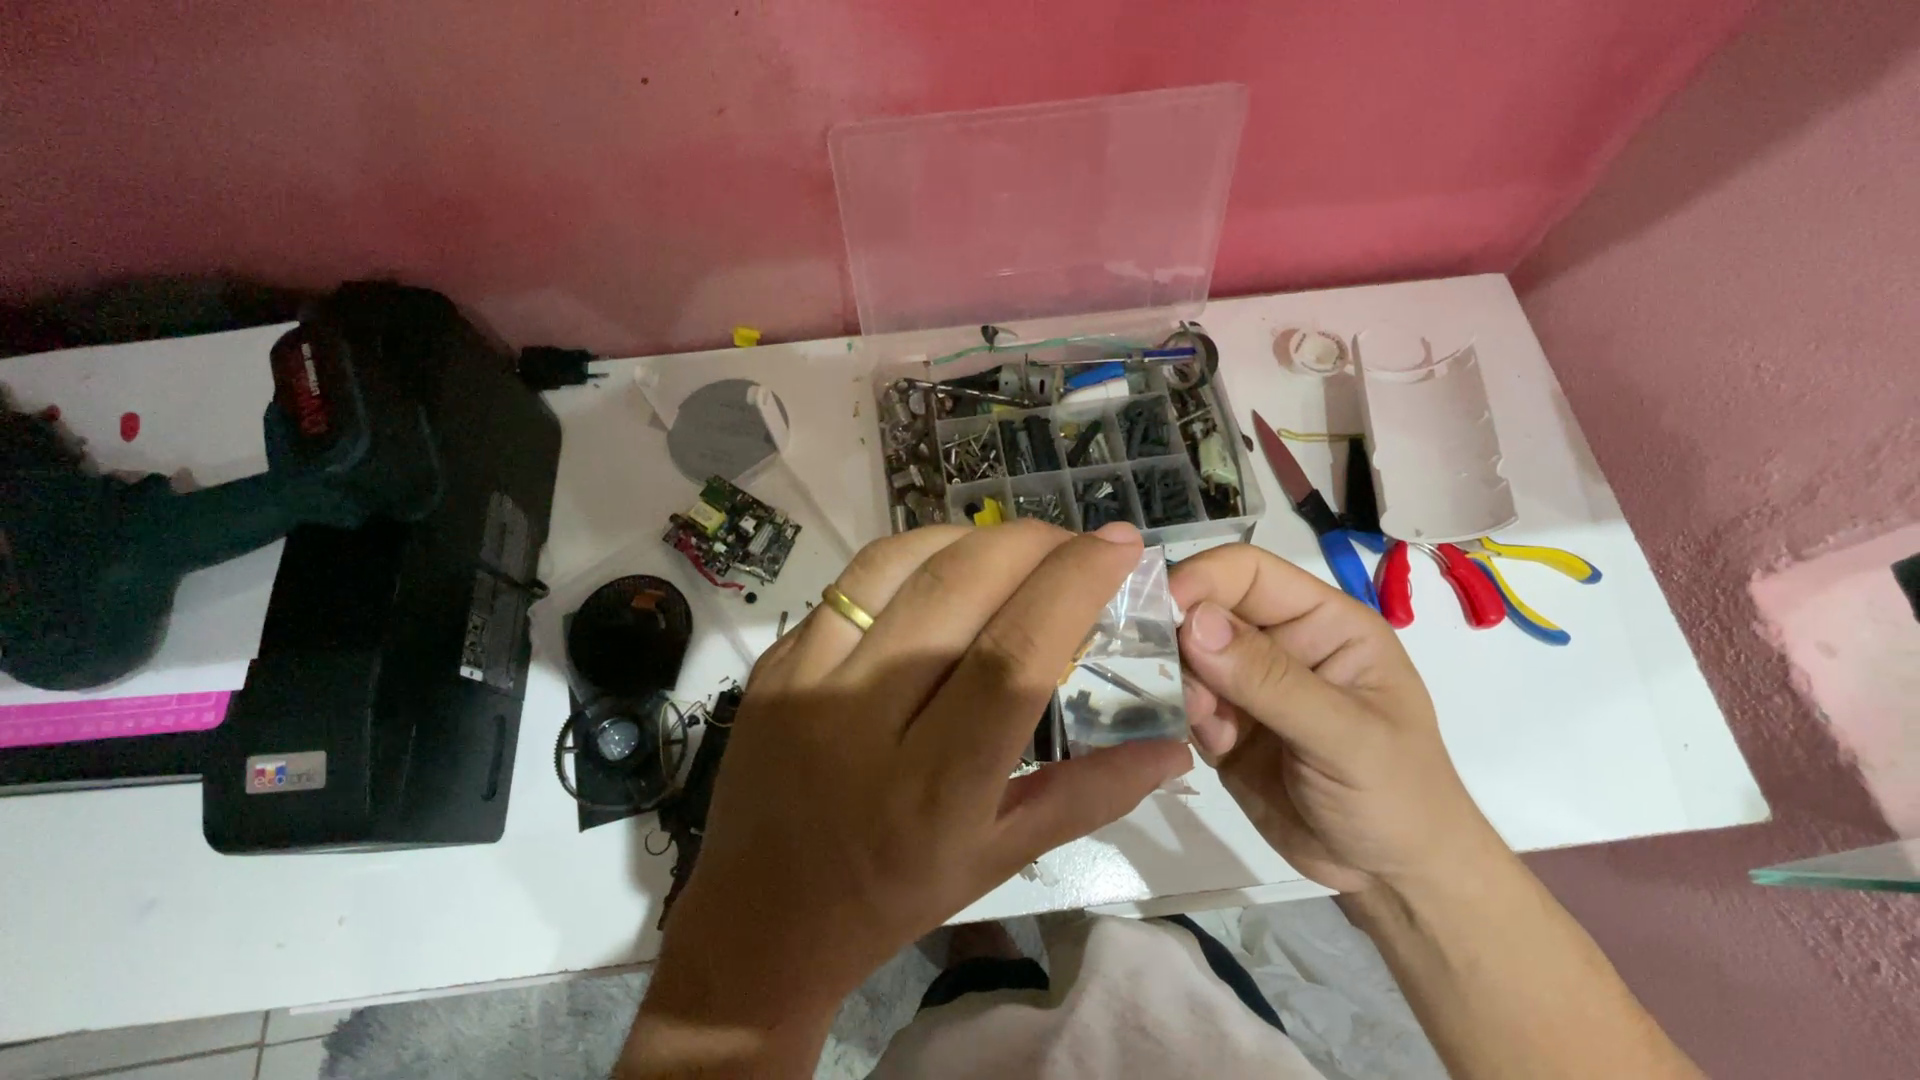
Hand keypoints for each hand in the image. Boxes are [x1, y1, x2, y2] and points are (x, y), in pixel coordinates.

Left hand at [637, 522, 1190, 1045]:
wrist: (762, 920)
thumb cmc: (892, 898)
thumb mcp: (998, 858)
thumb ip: (1088, 796)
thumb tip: (1173, 749)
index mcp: (933, 786)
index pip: (1012, 657)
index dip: (1072, 587)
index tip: (1120, 546)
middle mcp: (862, 721)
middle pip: (956, 591)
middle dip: (1030, 544)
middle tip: (1076, 539)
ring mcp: (805, 682)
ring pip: (895, 566)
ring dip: (969, 538)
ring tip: (1015, 545)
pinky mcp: (773, 663)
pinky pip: (850, 585)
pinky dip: (911, 559)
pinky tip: (943, 568)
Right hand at [1170, 543, 1500, 894]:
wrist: (1392, 879)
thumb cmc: (1397, 797)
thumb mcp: (1345, 736)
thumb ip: (1271, 680)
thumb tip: (1194, 621)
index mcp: (1323, 624)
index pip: (1248, 573)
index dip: (1202, 580)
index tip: (1161, 611)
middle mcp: (1280, 644)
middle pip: (1205, 610)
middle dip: (1180, 640)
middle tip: (1172, 682)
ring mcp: (1247, 688)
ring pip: (1186, 658)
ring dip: (1182, 686)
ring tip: (1206, 727)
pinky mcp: (1223, 727)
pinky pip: (1183, 704)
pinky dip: (1181, 719)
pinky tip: (1212, 748)